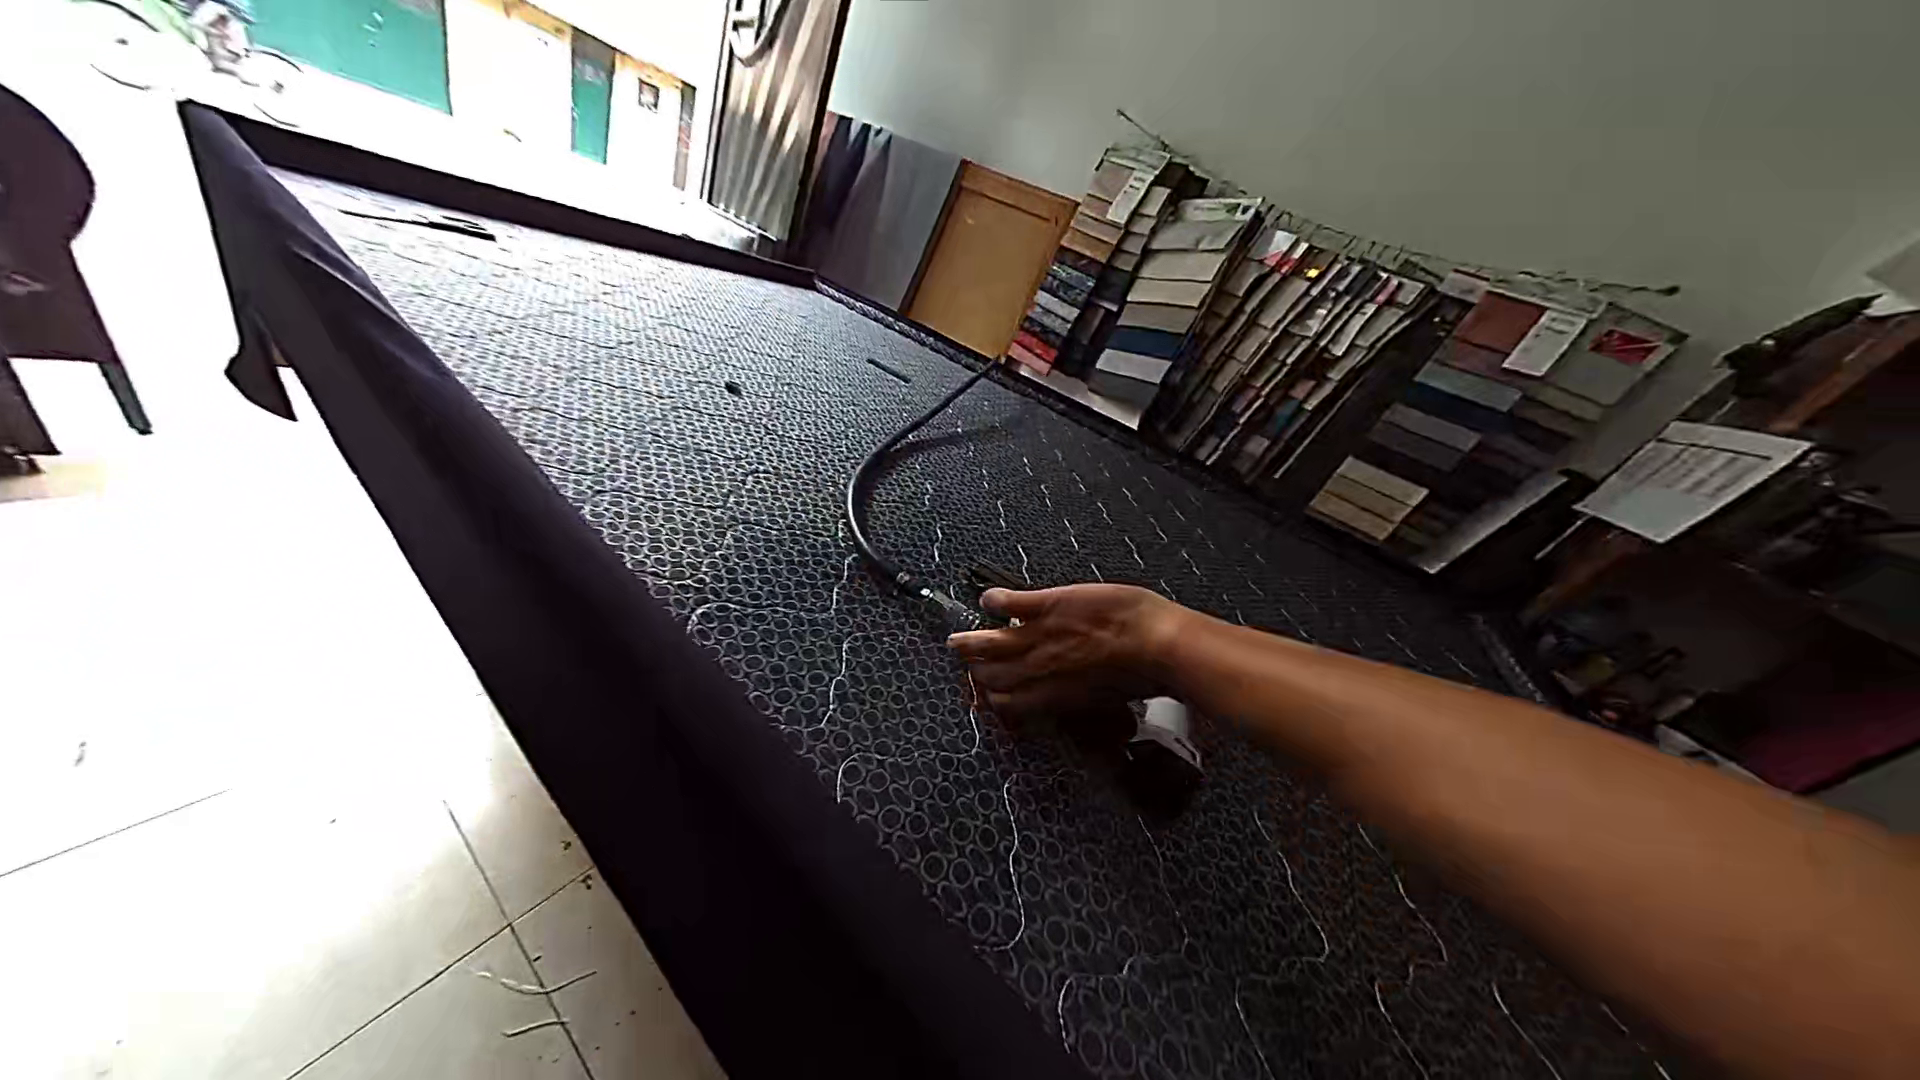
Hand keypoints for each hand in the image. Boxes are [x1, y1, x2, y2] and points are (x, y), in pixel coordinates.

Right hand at [947, 584, 1185, 720]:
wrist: (1156, 644)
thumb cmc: (1141, 676)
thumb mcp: (1107, 699)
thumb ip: (1079, 698)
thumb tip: (1072, 699)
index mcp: (1052, 696)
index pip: (1007, 705)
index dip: (993, 700)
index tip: (987, 695)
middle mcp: (1038, 670)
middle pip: (991, 677)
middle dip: (976, 673)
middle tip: (968, 665)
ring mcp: (1040, 636)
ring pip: (989, 644)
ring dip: (970, 642)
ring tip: (957, 640)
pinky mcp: (1048, 605)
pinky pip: (1008, 604)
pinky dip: (994, 601)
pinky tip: (988, 599)